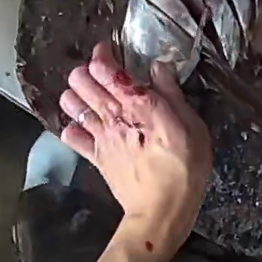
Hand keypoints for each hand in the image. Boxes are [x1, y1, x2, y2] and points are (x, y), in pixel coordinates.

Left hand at [59, 44, 211, 259]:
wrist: (161, 210)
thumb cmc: (184, 168)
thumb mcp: (191, 127)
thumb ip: (172, 94)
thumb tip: (158, 67)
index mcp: (136, 103)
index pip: (104, 67)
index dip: (102, 54)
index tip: (109, 51)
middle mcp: (112, 115)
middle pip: (80, 80)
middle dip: (86, 72)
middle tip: (101, 76)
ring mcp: (100, 137)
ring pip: (70, 104)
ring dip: (76, 96)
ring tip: (90, 98)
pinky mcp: (96, 158)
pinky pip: (71, 137)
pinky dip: (71, 128)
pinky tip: (83, 128)